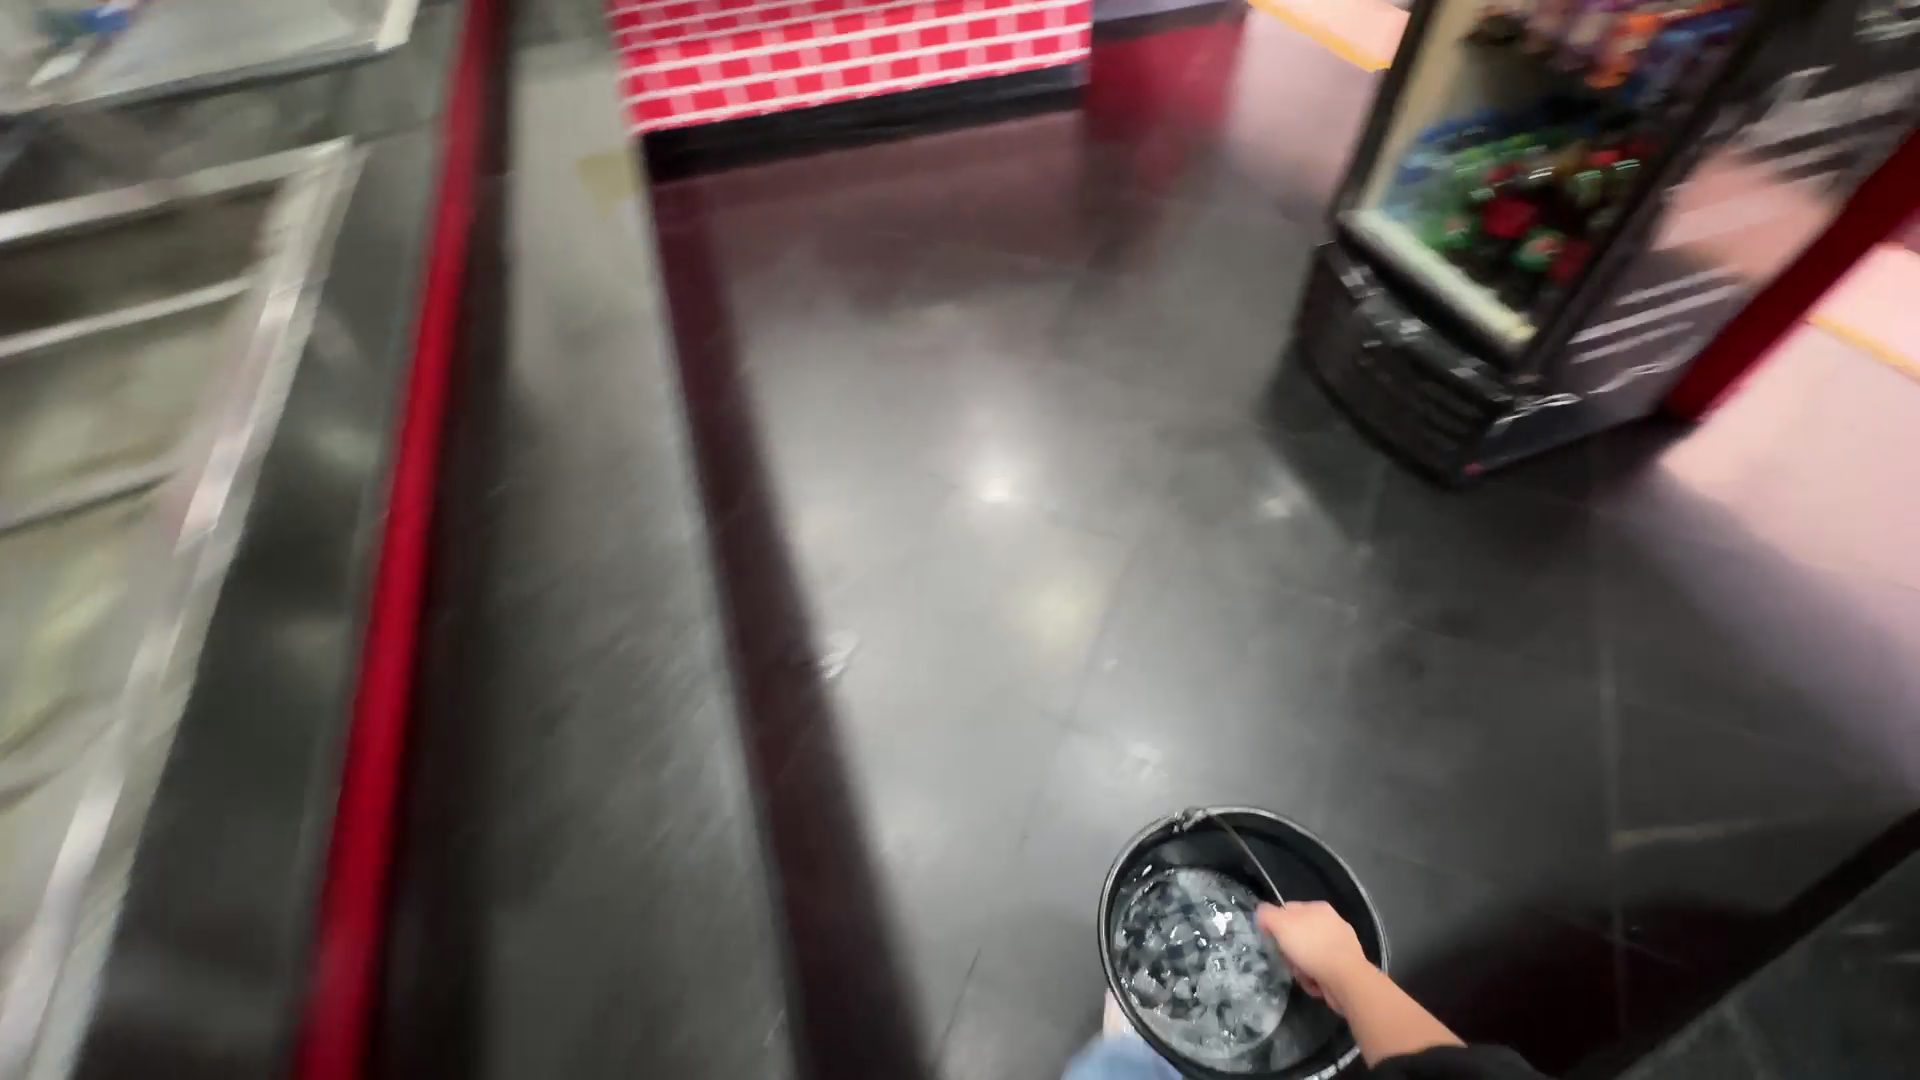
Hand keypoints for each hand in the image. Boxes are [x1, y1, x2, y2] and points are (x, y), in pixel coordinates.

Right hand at [1255, 901, 1370, 1014]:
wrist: (1347, 980)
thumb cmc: (1311, 947)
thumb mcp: (1280, 923)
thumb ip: (1266, 914)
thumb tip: (1262, 914)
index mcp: (1318, 908)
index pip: (1288, 910)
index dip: (1276, 924)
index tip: (1272, 939)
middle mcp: (1332, 923)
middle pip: (1298, 936)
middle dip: (1290, 951)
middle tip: (1289, 959)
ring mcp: (1342, 947)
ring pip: (1309, 956)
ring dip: (1301, 968)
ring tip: (1304, 975)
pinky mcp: (1347, 969)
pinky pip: (1322, 971)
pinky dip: (1315, 978)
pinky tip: (1316, 983)